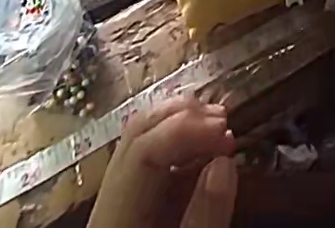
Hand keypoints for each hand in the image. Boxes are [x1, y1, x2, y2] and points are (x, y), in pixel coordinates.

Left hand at [88, 95, 237, 227]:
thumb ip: (203, 217)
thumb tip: (226, 162)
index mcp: (114, 209)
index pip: (143, 147)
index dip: (184, 128)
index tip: (224, 127)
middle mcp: (109, 195)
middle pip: (139, 133)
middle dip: (183, 117)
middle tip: (224, 118)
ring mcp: (116, 198)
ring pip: (144, 140)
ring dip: (183, 126)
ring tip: (220, 127)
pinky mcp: (130, 205)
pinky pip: (150, 162)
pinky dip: (181, 149)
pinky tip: (206, 150)